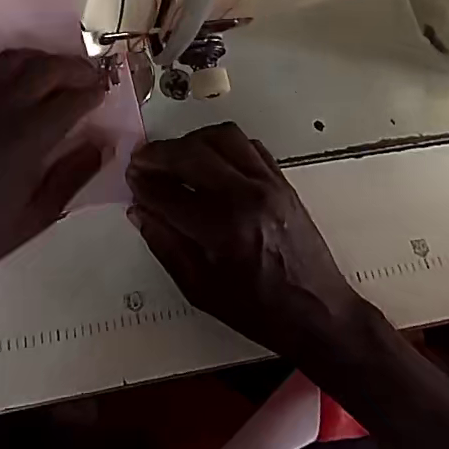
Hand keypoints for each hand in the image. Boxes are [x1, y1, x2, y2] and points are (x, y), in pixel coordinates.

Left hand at [0, 49, 111, 301]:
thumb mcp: (41, 212)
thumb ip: (75, 173)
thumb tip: (103, 143)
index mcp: (28, 137)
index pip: (71, 99)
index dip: (93, 92)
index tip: (106, 93)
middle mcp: (2, 108)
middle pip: (46, 68)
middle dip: (75, 68)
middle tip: (91, 78)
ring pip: (15, 59)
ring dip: (44, 60)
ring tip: (60, 73)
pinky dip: (8, 62)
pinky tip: (19, 75)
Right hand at [127, 122, 369, 361]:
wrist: (319, 311)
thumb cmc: (257, 309)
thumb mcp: (200, 289)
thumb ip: (165, 245)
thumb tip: (139, 211)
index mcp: (223, 230)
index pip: (169, 193)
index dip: (143, 183)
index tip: (130, 179)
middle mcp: (246, 197)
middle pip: (192, 154)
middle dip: (159, 154)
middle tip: (142, 161)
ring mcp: (268, 184)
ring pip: (221, 137)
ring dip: (190, 141)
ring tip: (174, 156)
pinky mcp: (282, 180)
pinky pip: (248, 145)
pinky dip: (222, 145)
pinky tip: (209, 159)